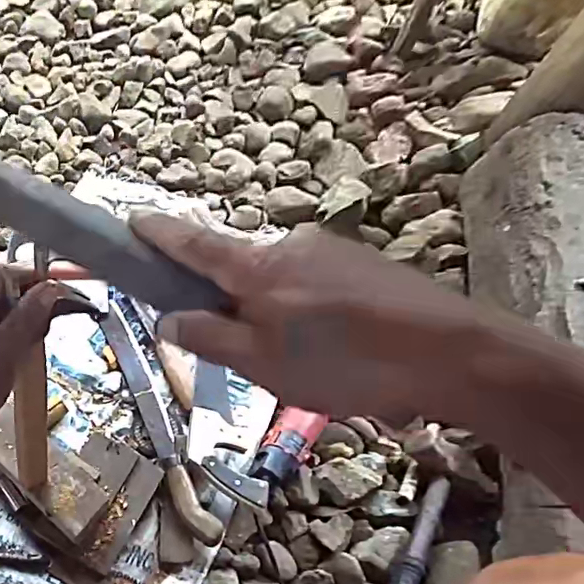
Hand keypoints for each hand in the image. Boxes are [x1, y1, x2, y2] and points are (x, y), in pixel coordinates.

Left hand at [0, 255, 94, 439]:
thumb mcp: (9, 349)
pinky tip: (9, 347)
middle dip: (22, 299)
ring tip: (29, 336)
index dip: (32, 277)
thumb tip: (50, 290)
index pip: (1, 271)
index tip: (55, 287)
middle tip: (46, 315)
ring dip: (10, 315)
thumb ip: (31, 315)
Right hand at [134, 213, 511, 423]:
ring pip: (277, 282)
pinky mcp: (362, 267)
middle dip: (223, 300)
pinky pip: (311, 287)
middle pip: (237, 268)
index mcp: (259, 270)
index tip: (132, 218)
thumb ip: (211, 340)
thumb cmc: (345, 364)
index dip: (160, 235)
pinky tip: (326, 351)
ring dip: (267, 314)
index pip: (195, 245)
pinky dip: (301, 314)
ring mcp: (331, 252)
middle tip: (233, 347)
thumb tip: (169, 319)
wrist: (450, 353)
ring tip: (293, 363)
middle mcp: (291, 247)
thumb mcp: (263, 365)